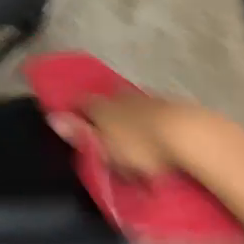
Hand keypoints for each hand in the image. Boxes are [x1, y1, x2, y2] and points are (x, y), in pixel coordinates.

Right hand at [46, 93, 225, 177]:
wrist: (191, 135)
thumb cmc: (141, 145)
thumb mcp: (105, 147)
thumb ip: (80, 133)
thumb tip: (52, 117)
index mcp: (100, 104)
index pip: (79, 103)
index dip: (74, 113)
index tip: (73, 126)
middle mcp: (120, 96)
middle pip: (106, 102)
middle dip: (104, 115)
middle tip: (106, 138)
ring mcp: (148, 99)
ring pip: (131, 107)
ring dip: (130, 120)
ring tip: (133, 142)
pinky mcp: (173, 108)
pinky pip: (155, 115)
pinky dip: (152, 125)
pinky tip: (158, 140)